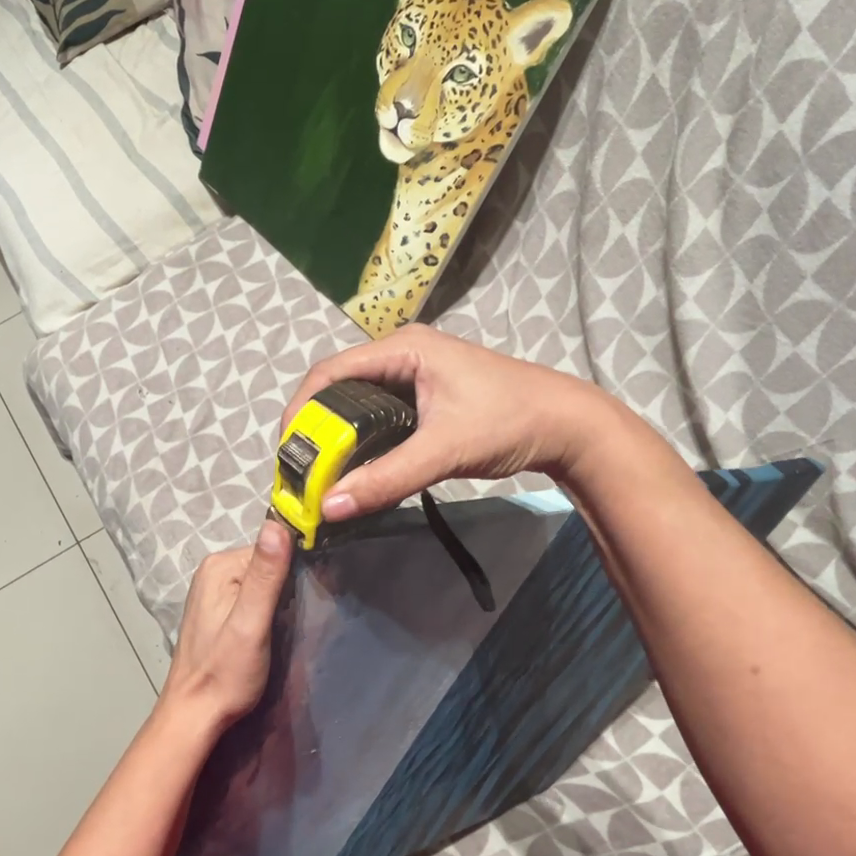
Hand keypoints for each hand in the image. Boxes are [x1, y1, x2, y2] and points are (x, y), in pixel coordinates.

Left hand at [159, 520, 293, 731]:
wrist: (195, 714)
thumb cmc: (224, 673)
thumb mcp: (250, 624)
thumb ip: (265, 576)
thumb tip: (278, 524)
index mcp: (219, 566)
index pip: (273, 548)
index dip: (297, 569)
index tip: (314, 596)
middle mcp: (214, 572)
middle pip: (269, 564)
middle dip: (290, 587)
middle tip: (302, 617)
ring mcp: (215, 592)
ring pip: (265, 583)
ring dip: (281, 602)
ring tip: (290, 627)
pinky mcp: (221, 612)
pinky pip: (255, 599)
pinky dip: (269, 611)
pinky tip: (275, 632)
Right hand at [281, 323, 635, 521]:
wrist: (568, 426)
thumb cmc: (508, 423)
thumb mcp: (444, 450)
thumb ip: (386, 478)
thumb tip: (330, 507)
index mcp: (403, 349)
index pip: (330, 372)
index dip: (301, 410)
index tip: (287, 452)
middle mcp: (401, 355)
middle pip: (338, 388)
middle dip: (314, 428)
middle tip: (301, 469)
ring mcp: (412, 375)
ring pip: (356, 404)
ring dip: (336, 438)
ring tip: (320, 474)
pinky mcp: (422, 397)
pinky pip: (376, 416)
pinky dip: (360, 442)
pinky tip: (354, 468)